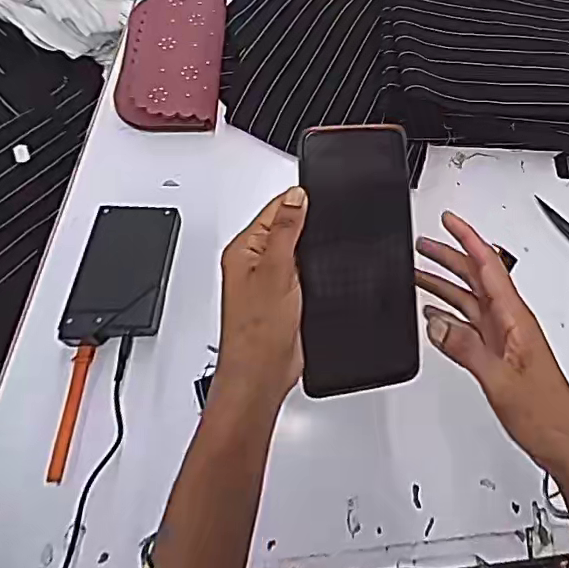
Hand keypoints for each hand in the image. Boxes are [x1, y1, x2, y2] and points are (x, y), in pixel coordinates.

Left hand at [214, 187, 307, 407]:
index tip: (317, 193)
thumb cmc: (256, 331)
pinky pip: (303, 272)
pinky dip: (314, 269)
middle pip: (285, 228)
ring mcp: (269, 281)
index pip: (273, 210)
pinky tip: (321, 271)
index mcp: (243, 250)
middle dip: (306, 224)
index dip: (296, 200)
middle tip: (326, 218)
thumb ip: (287, 230)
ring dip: (310, 248)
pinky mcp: (285, 298)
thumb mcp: (276, 270)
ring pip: (296, 251)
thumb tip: (296, 197)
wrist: (262, 374)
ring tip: (324, 244)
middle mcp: (253, 264)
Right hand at [414, 212, 568, 500]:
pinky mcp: (499, 352)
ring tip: (419, 271)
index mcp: (515, 317)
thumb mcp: (500, 379)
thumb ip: (465, 348)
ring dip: (446, 282)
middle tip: (424, 243)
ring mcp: (504, 336)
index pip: (488, 264)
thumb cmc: (546, 412)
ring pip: (470, 297)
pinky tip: (434, 315)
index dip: (468, 237)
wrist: (564, 442)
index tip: (449, 220)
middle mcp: (510, 320)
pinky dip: (449, 314)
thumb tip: (437, 323)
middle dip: (450, 254)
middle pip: (476, 275)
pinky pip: (470, 323)